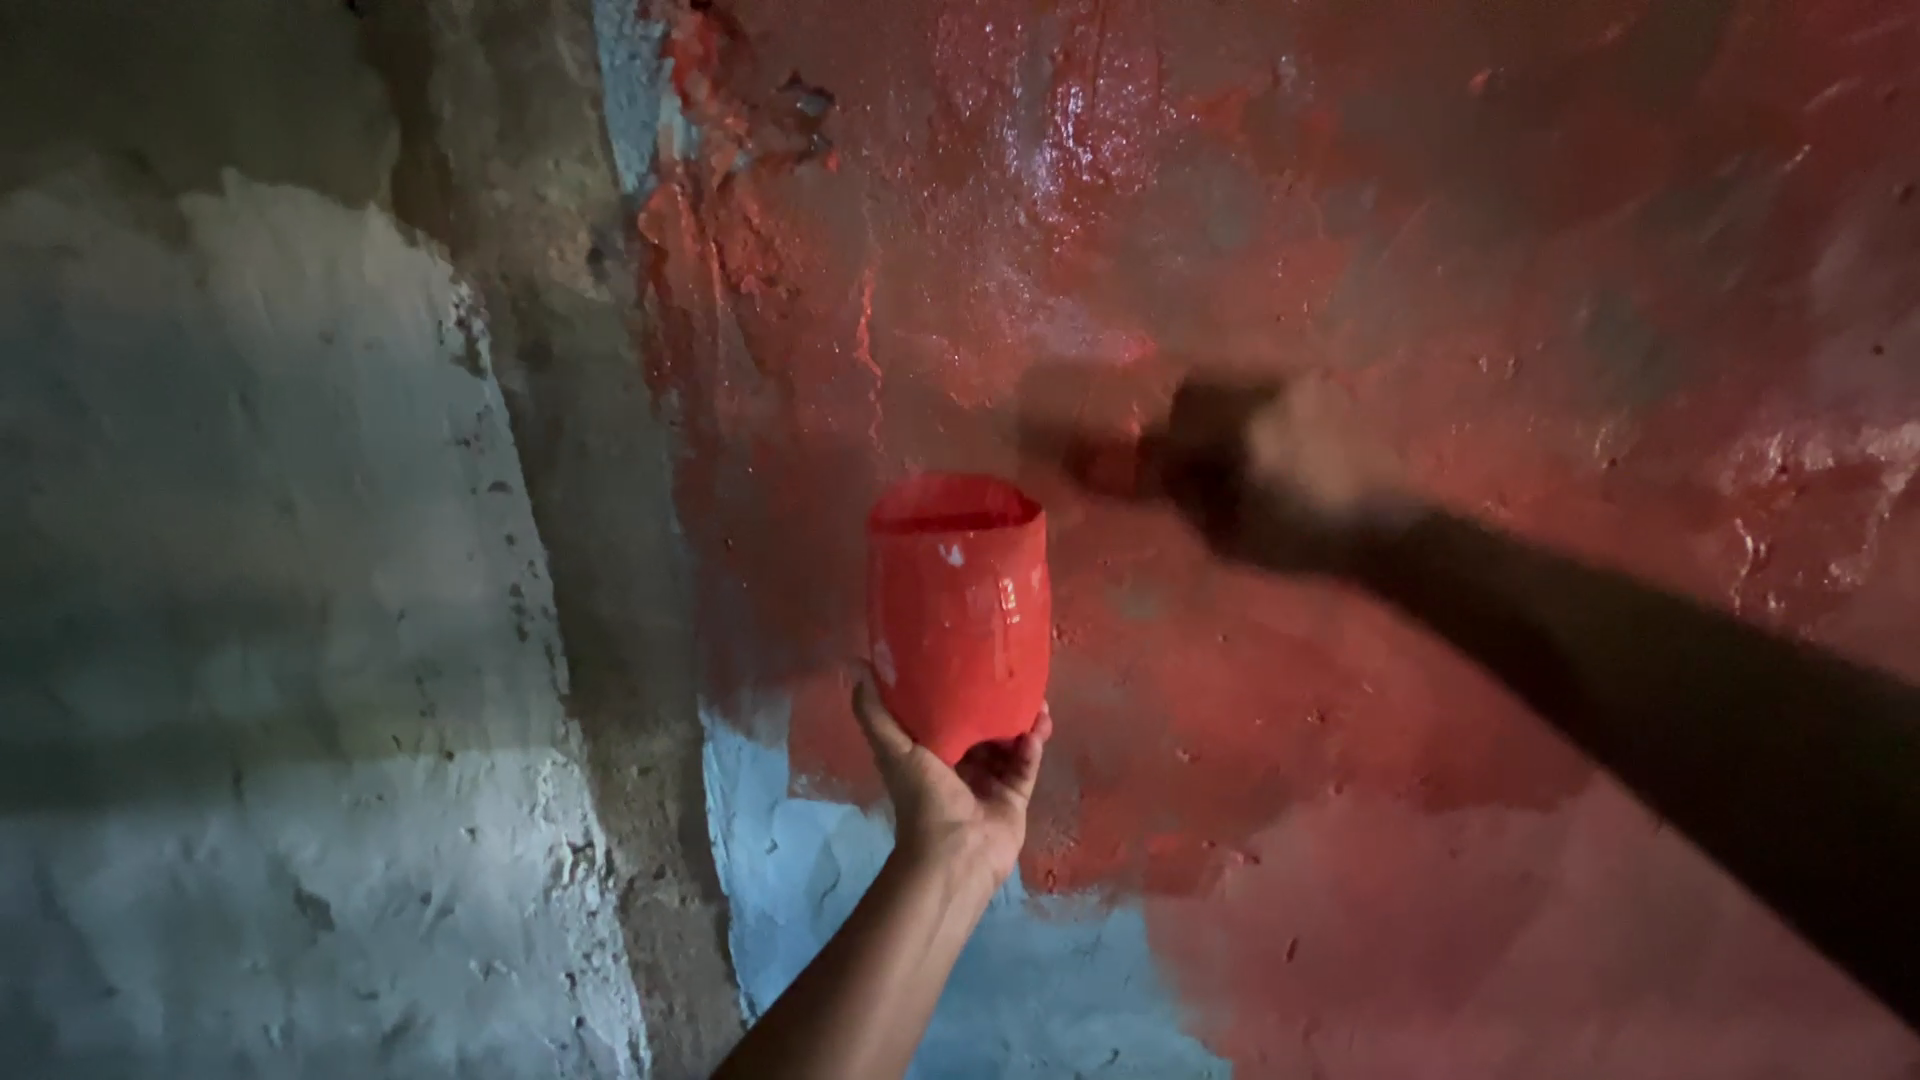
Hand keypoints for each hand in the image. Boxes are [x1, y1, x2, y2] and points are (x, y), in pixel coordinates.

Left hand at [852, 668, 1050, 887]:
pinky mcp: (1014, 799)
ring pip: (1010, 745)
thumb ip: (876, 713)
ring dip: (1023, 723)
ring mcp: (989, 783)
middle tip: (1016, 680)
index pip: (948, 715)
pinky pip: (1026, 768)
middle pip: (984, 727)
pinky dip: (1031, 750)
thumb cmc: (921, 799)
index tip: (973, 662)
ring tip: (1039, 701)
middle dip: (1000, 705)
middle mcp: (961, 766)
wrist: (954, 855)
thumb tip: (859, 667)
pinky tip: (1036, 732)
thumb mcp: (893, 750)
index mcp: (931, 754)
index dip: (960, 691)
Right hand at [1157, 372, 1414, 571]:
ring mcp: (1297, 382)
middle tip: (1191, 461)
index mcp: (1245, 430)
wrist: (1389, 528)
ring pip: (1227, 382)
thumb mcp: (1228, 537)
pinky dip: (1247, 410)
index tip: (1155, 479)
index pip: (1172, 430)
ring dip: (1215, 415)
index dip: (1156, 457)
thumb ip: (1186, 498)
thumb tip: (1165, 472)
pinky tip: (1263, 444)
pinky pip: (1261, 387)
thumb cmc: (1304, 541)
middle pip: (1194, 390)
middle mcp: (1268, 392)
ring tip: (1230, 453)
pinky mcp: (1319, 386)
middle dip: (1182, 425)